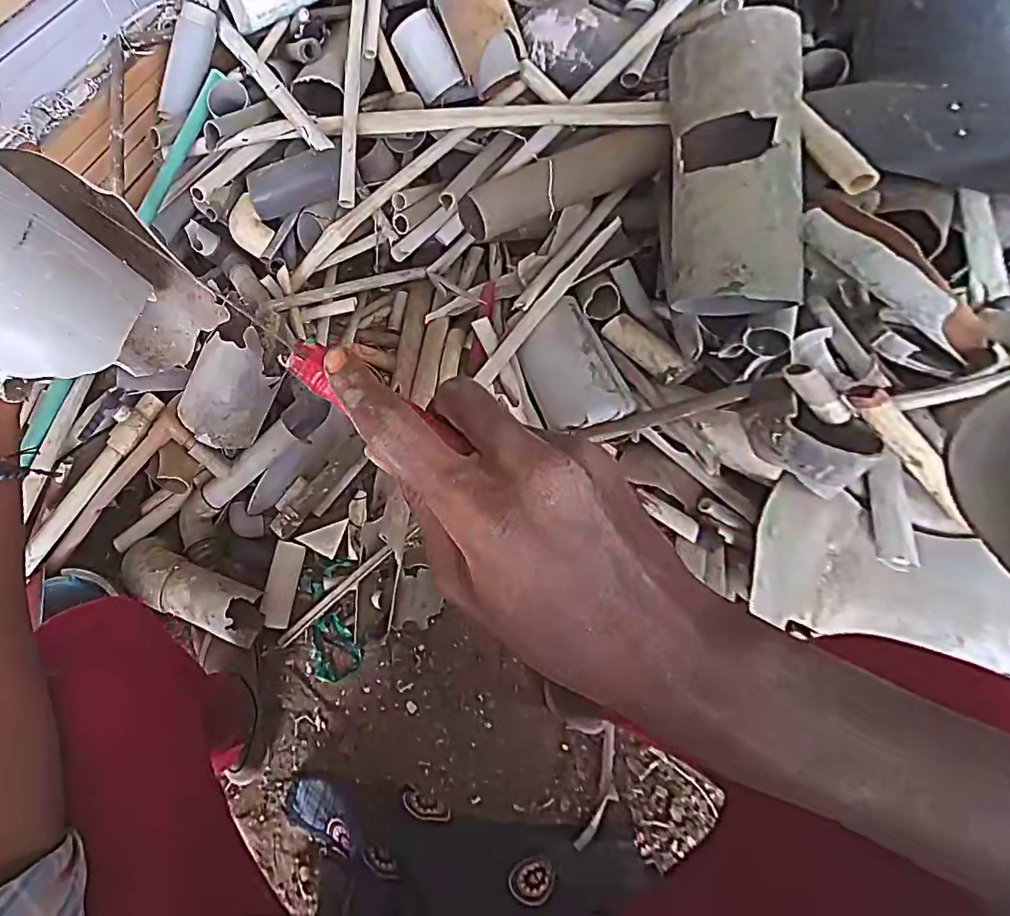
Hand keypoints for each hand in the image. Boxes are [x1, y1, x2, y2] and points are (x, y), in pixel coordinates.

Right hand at [324, 348, 722, 716]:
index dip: (364, 396)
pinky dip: (523, 462)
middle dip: (439, 416)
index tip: (341, 368)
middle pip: (456, 396)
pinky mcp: (596, 450)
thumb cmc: (563, 633)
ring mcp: (568, 453)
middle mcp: (526, 467)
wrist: (667, 641)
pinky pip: (535, 437)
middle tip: (443, 457)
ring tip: (511, 508)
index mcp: (482, 511)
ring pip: (497, 420)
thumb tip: (405, 468)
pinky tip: (545, 510)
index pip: (404, 434)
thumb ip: (428, 519)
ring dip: (486, 448)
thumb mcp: (467, 591)